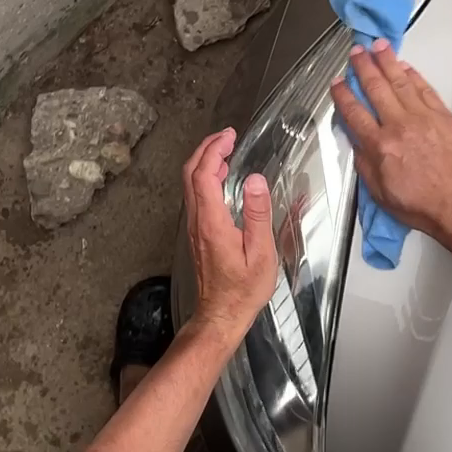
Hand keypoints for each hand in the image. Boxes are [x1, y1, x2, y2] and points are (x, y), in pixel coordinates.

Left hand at [181, 129, 278, 339]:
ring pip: (190, 184)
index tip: (230, 136)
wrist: (220, 315)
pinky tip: (221, 178)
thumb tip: (254, 181)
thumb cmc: (242, 290)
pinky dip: (205, 177)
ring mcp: (195, 227)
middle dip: (206, 149)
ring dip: (204, 162)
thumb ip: (257, 215)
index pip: (204, 175)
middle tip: (226, 136)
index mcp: (212, 223)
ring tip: (225, 150)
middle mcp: (198, 221)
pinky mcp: (197, 233)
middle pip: (191, 174)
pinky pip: (195, 196)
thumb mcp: (261, 254)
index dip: (214, 150)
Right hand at [330, 41, 451, 250]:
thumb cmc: (424, 206)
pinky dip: (414, 75)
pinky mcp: (445, 118)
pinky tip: (406, 67)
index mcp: (381, 147)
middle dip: (364, 67)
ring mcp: (424, 119)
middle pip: (376, 89)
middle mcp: (400, 127)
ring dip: (388, 62)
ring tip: (379, 47)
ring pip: (401, 82)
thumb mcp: (381, 193)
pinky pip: (426, 90)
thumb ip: (365, 165)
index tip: (337, 83)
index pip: (355, 113)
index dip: (343, 95)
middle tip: (357, 52)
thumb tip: (358, 144)